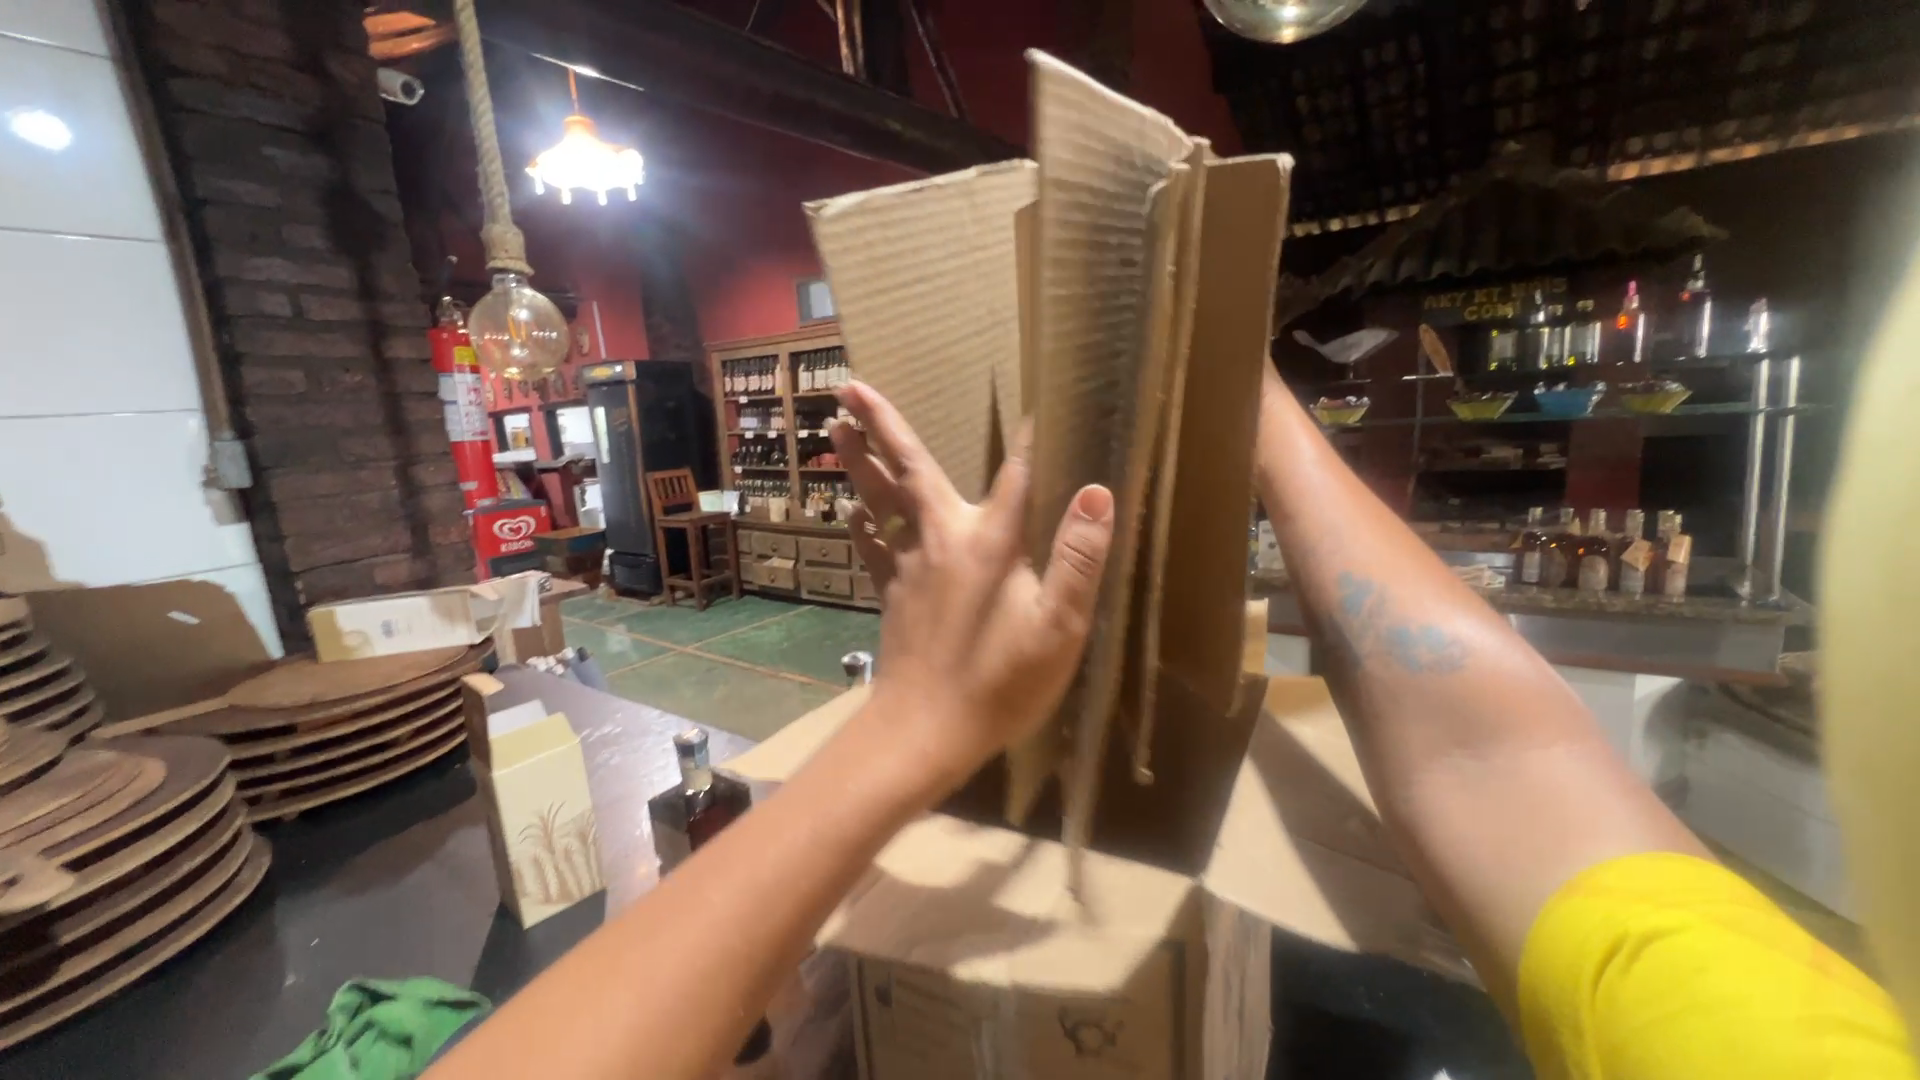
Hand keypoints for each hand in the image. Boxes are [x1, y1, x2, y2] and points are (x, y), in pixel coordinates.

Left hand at [827, 381, 1114, 796]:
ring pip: (878, 500)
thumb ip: (1078, 559)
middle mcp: (941, 540)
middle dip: (884, 424)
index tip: (1031, 400)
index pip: (1017, 474)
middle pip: (911, 469)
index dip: (1030, 438)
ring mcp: (909, 566)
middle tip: (850, 386)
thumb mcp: (1058, 628)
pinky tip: (850, 510)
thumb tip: (1097, 492)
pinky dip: (861, 522)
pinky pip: (871, 546)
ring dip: (859, 461)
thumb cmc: (998, 683)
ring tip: (835, 428)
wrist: (925, 732)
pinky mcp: (892, 594)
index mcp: (988, 543)